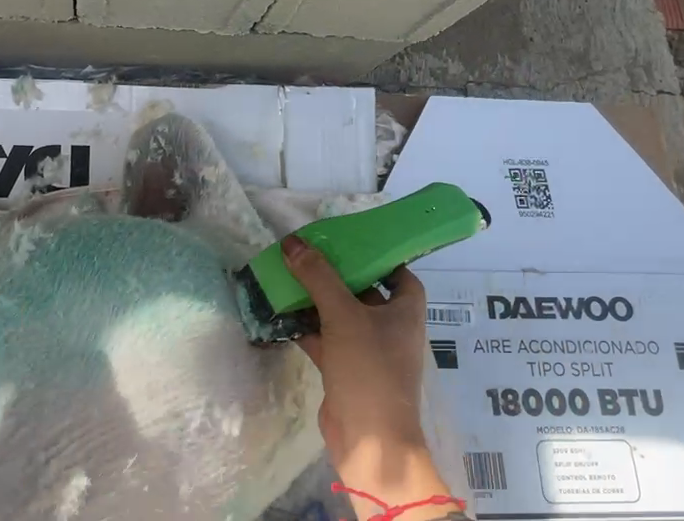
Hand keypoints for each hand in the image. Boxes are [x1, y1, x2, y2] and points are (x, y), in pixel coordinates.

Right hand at [283, 236, 457, 518]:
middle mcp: (389, 330)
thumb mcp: (343, 314)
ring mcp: (367, 352)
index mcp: (405, 313)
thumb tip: (292, 242)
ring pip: (339, 315)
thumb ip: (318, 276)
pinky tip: (279, 313)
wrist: (368, 440)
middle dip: (336, 275)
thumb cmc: (369, 369)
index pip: (400, 275)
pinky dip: (304, 327)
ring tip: (287, 276)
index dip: (380, 258)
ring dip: (315, 299)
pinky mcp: (345, 370)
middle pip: (364, 292)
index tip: (351, 242)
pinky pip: (324, 339)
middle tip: (308, 253)